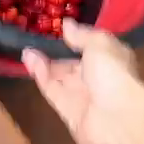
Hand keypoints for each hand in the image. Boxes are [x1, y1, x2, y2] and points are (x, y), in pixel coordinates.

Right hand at [22, 19, 143, 143]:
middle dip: (57, 53)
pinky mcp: (68, 112)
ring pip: (60, 76)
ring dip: (44, 63)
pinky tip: (29, 60)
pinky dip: (41, 75)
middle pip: (73, 63)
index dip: (76, 39)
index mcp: (111, 58)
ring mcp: (83, 95)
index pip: (92, 46)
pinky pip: (53, 90)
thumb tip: (67, 24)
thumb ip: (81, 35)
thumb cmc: (113, 72)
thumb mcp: (99, 43)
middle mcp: (97, 76)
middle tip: (36, 39)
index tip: (58, 28)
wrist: (116, 119)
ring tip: (27, 48)